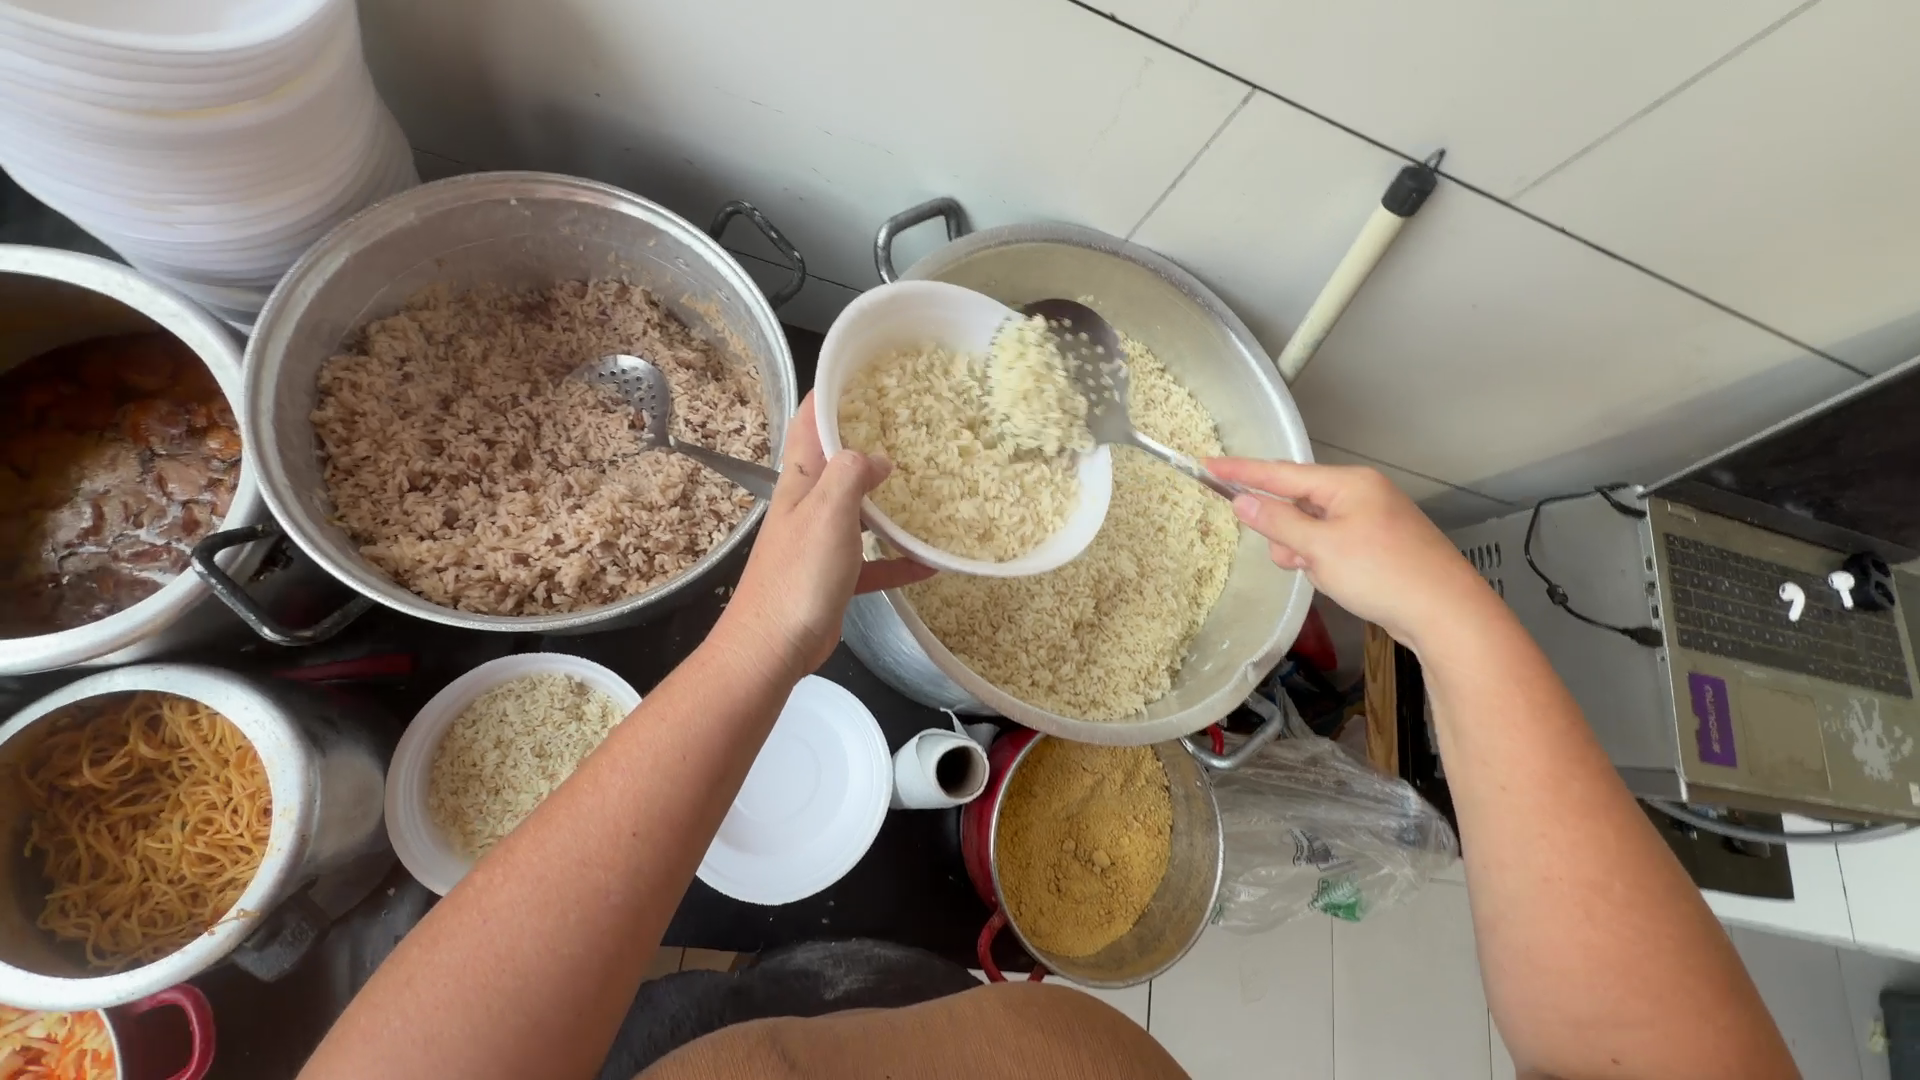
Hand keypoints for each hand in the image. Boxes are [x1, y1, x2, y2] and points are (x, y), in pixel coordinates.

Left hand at [717, 392, 935, 679]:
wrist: (772, 647)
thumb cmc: (797, 576)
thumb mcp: (827, 512)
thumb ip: (853, 475)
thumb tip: (879, 459)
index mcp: (800, 481)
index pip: (810, 422)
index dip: (832, 393)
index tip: (864, 372)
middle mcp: (808, 505)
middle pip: (838, 463)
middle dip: (869, 442)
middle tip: (912, 427)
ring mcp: (820, 543)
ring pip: (859, 513)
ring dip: (888, 503)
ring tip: (927, 487)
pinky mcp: (833, 578)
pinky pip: (872, 563)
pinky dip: (897, 561)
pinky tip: (929, 562)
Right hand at [1207, 457, 1494, 652]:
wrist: (1445, 613)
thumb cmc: (1381, 573)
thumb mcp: (1319, 548)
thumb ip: (1277, 522)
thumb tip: (1242, 501)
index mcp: (1348, 483)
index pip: (1281, 473)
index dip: (1242, 472)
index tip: (1208, 465)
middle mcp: (1361, 494)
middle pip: (1298, 502)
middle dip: (1285, 531)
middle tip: (1291, 558)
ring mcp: (1371, 519)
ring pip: (1312, 528)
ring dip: (1304, 551)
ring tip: (1320, 574)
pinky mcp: (1378, 544)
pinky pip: (1331, 543)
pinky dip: (1322, 560)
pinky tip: (1336, 580)